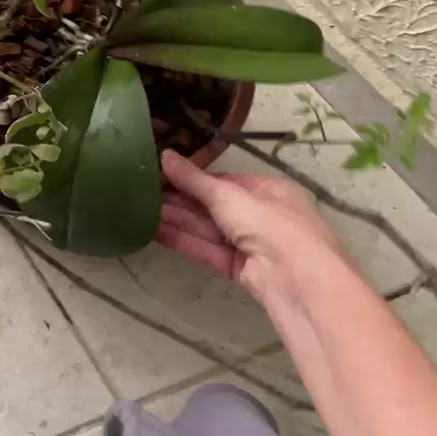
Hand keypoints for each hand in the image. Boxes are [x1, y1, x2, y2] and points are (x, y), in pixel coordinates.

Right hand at [154, 149, 350, 312]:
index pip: (224, 181)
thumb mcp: (227, 195)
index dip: (192, 178)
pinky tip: (152, 231)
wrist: (298, 281)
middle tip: (142, 192)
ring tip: (138, 210)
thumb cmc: (269, 224)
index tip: (160, 175)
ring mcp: (253, 244)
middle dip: (180, 200)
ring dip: (176, 220)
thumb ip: (192, 179)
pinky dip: (182, 240)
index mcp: (270, 191)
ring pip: (208, 228)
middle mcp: (264, 216)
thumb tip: (164, 154)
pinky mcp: (241, 268)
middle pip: (213, 206)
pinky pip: (208, 249)